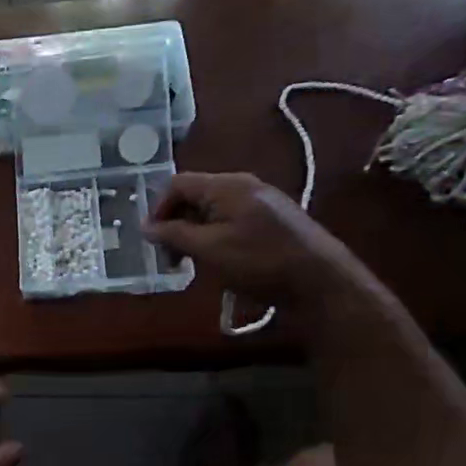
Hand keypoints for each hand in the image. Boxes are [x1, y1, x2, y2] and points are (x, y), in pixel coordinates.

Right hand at [142, 172, 361, 303]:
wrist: (319, 281)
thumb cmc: (259, 262)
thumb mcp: (208, 249)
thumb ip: (174, 234)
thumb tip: (145, 226)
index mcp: (227, 186)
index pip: (177, 184)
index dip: (158, 210)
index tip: (152, 241)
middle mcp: (244, 186)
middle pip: (194, 196)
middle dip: (174, 224)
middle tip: (169, 258)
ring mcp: (260, 203)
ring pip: (210, 211)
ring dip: (192, 234)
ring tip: (189, 264)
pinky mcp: (270, 221)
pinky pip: (229, 221)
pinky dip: (212, 238)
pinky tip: (216, 262)